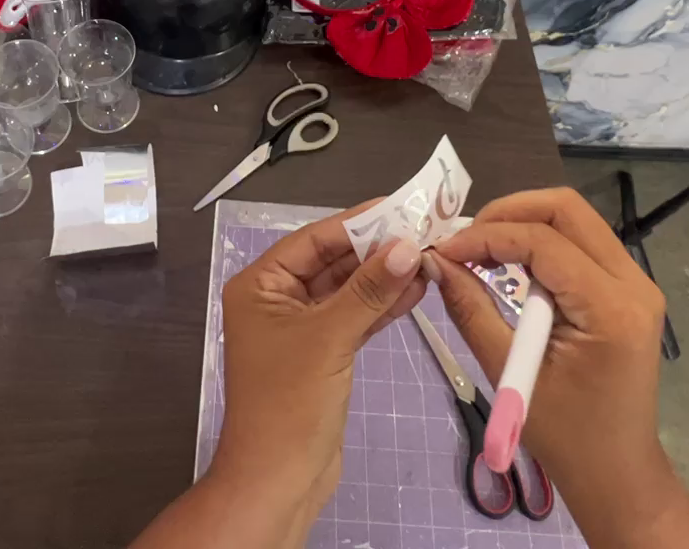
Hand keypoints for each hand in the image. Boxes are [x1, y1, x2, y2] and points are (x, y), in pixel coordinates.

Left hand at [214, 202, 429, 510]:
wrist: (279, 481)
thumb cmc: (290, 401)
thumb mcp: (330, 337)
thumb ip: (368, 289)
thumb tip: (406, 246)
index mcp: (261, 284)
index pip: (313, 240)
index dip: (356, 223)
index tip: (398, 207)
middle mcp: (277, 299)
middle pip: (331, 262)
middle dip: (375, 250)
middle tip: (422, 231)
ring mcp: (301, 327)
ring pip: (346, 290)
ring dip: (383, 277)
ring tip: (427, 258)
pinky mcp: (322, 352)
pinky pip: (353, 318)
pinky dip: (381, 306)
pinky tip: (415, 291)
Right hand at [430, 189, 688, 548]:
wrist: (618, 473)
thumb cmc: (565, 434)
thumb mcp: (509, 372)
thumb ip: (470, 308)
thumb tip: (435, 260)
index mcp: (610, 310)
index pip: (543, 241)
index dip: (487, 235)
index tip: (445, 249)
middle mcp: (633, 284)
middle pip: (566, 209)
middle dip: (508, 212)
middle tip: (465, 237)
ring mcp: (635, 283)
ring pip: (573, 218)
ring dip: (521, 222)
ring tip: (480, 249)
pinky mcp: (625, 288)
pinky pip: (578, 241)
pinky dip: (537, 240)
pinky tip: (507, 262)